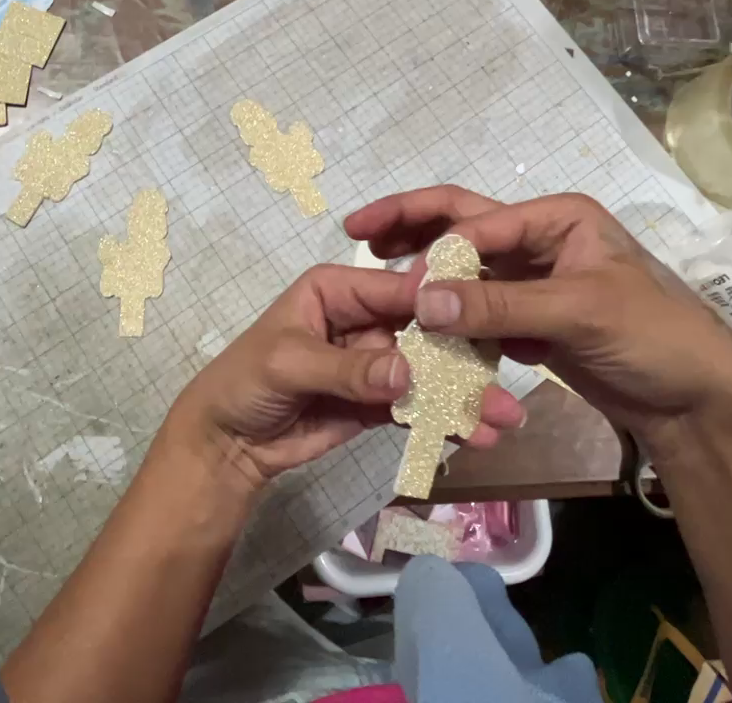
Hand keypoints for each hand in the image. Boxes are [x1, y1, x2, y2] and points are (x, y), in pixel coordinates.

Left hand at [161, 264, 526, 493]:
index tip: (483, 319)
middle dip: (461, 357)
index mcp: (336, 289)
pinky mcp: (377, 402)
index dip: (436, 303)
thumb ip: (347, 368)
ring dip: (463, 394)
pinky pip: (416, 405)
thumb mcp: (287, 364)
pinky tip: (477, 435)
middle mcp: (361, 318)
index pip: (394, 289)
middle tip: (506, 382)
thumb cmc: (245, 381)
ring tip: (503, 420)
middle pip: (421, 331)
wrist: (226, 442)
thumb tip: (407, 373)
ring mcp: (373, 361)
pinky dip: (444, 418)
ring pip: (426, 372)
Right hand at [344, 187, 731, 450]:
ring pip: (465, 270)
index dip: (432, 249)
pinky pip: (477, 311)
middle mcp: (539, 239)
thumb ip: (498, 306)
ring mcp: (532, 280)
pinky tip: (420, 327)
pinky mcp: (530, 319)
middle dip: (410, 225)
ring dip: (425, 274)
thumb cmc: (654, 337)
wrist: (697, 403)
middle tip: (357, 230)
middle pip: (462, 224)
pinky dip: (449, 318)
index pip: (476, 219)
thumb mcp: (580, 311)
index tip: (398, 287)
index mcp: (556, 217)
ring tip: (377, 278)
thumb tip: (418, 301)